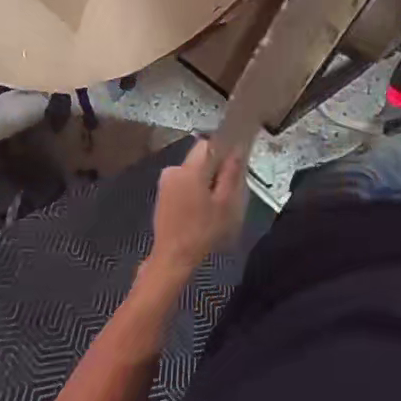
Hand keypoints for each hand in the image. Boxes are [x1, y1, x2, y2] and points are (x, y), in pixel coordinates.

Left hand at [149, 140, 245, 272]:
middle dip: (216, 168)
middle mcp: (174, 169)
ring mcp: (165, 181)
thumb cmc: (203, 231)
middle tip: (228, 191)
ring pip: (193, 170)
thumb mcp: (225, 203)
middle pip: (201, 157)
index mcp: (190, 169)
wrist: (173, 256)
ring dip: (205, 179)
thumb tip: (237, 150)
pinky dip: (194, 188)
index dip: (225, 150)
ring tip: (214, 204)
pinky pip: (183, 181)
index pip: (209, 144)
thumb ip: (232, 173)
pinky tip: (200, 209)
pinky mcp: (163, 193)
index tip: (235, 166)